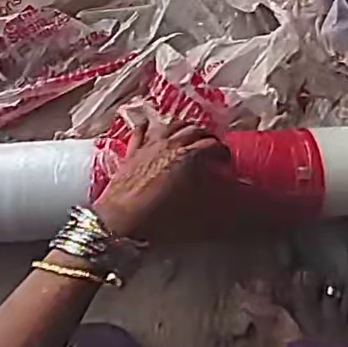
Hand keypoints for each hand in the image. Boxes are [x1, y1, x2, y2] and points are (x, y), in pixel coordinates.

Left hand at [92, 110, 229, 239]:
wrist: (117, 222)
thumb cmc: (158, 220)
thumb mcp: (193, 211)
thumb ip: (213, 197)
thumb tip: (230, 192)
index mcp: (187, 157)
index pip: (212, 145)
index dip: (223, 151)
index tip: (226, 161)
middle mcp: (169, 144)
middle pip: (194, 129)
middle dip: (207, 136)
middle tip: (213, 146)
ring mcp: (148, 144)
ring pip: (171, 124)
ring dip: (184, 127)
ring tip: (190, 134)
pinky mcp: (132, 151)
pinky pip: (141, 130)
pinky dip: (149, 126)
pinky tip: (150, 125)